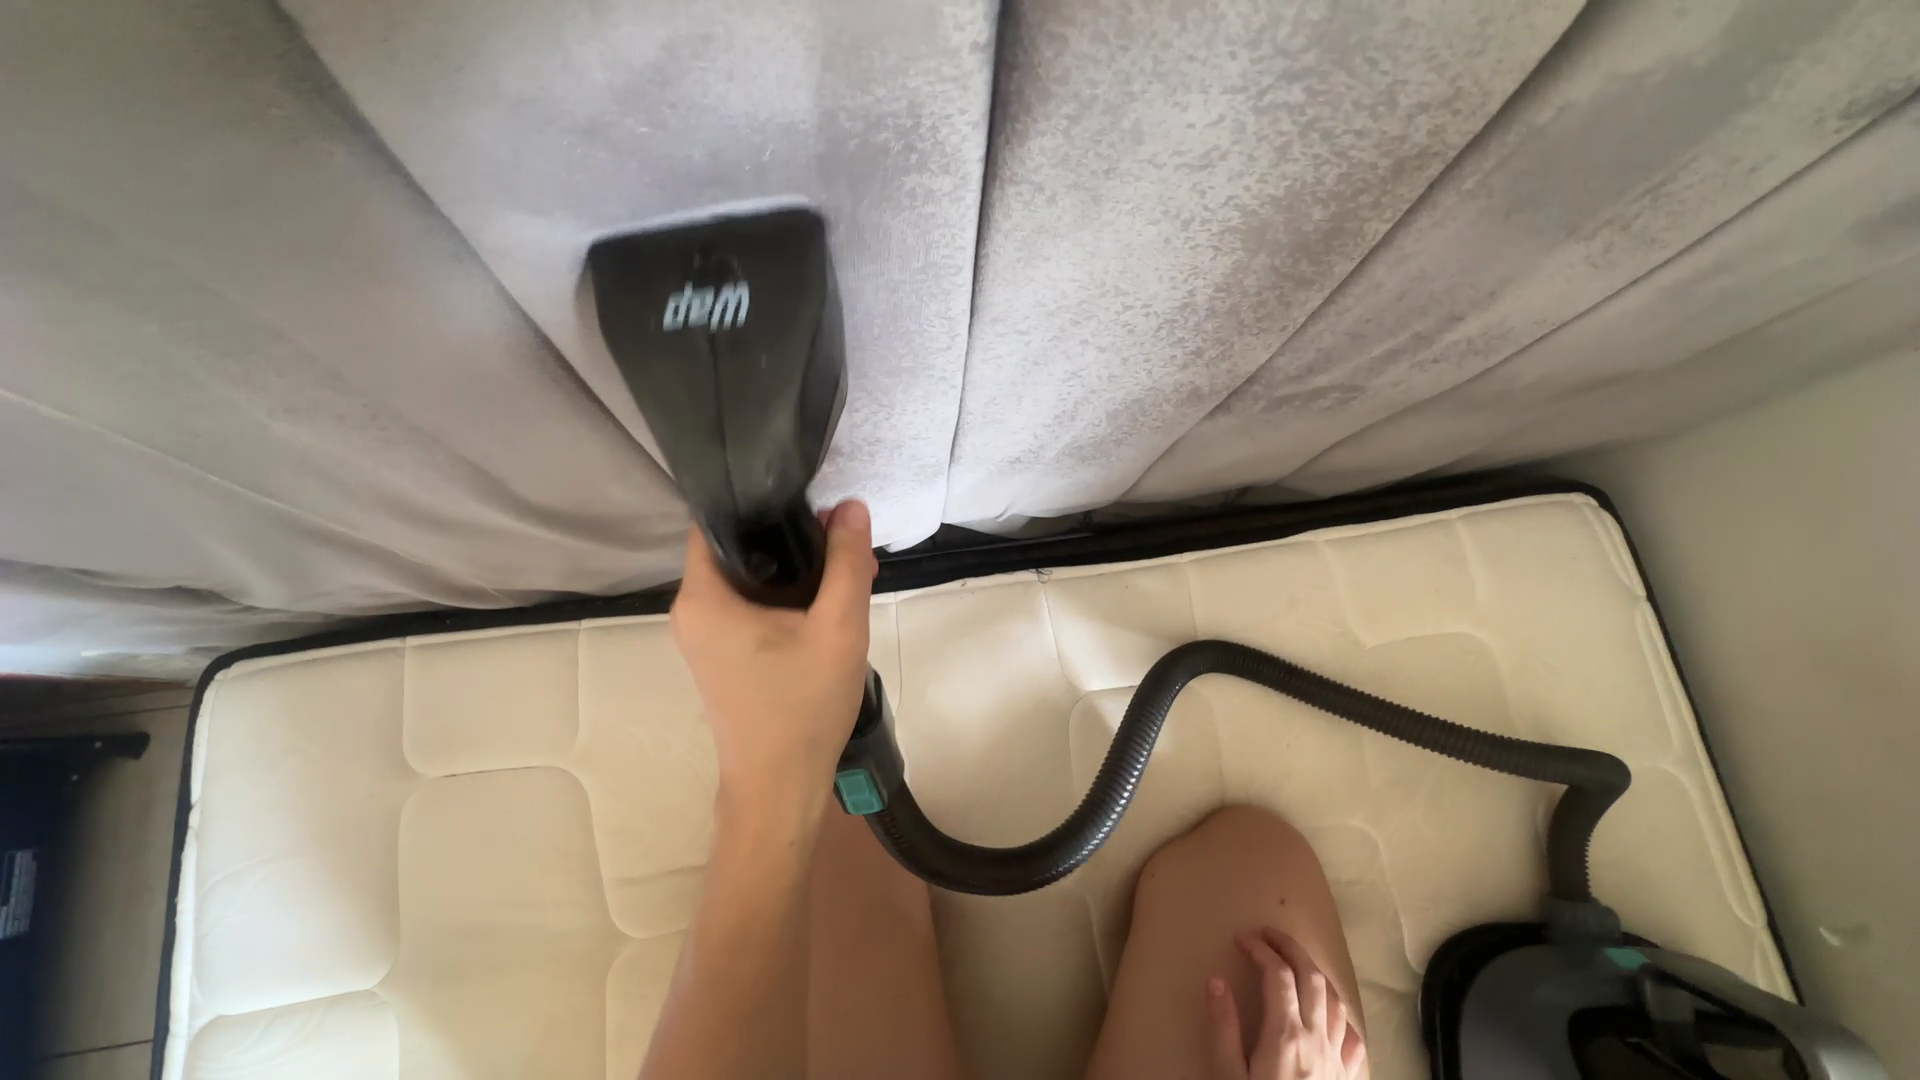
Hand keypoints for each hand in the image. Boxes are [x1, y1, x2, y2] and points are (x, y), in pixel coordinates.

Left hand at [671, 500, 878, 821]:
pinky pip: (752, 607)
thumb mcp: (838, 627)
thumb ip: (847, 562)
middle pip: (739, 548)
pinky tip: (830, 602)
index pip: (717, 519)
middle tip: (845, 539)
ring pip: (751, 579)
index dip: (761, 500)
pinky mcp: (723, 655)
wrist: (781, 787)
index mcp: (703, 596)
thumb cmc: (803, 707)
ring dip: (797, 570)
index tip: (809, 497)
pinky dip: (788, 597)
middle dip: (794, 538)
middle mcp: (692, 610)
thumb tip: (851, 507)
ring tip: (848, 569)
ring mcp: (705, 635)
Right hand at [1208, 928, 1366, 1079]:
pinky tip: (1329, 1014)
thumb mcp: (1229, 1075)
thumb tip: (1216, 981)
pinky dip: (1342, 1015)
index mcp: (1286, 1034)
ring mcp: (1338, 1059)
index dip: (1259, 948)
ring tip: (1294, 964)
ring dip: (1315, 973)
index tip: (1241, 938)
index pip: (1277, 973)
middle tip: (1267, 934)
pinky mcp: (1348, 1079)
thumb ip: (1224, 1027)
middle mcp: (1318, 1039)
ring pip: (1337, 1000)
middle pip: (1311, 976)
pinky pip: (1354, 1037)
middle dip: (1290, 946)